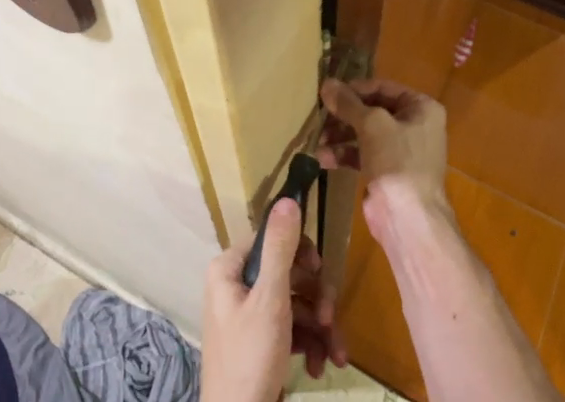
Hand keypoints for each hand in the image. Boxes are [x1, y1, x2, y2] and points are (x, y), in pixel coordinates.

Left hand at [202, 198, 346, 401]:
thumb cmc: (250, 357)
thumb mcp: (269, 300)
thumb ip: (280, 249)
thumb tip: (288, 198)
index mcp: (229, 270)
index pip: (270, 239)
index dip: (300, 252)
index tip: (321, 268)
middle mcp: (236, 287)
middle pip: (289, 274)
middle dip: (316, 299)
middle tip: (329, 318)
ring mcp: (249, 316)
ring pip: (296, 305)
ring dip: (320, 328)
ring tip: (334, 353)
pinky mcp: (261, 342)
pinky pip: (292, 330)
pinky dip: (310, 346)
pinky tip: (320, 366)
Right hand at [317, 79, 449, 228]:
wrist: (408, 218)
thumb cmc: (397, 160)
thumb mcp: (371, 124)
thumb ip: (348, 103)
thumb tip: (327, 83)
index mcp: (421, 108)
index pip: (383, 88)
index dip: (355, 89)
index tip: (329, 93)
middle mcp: (415, 126)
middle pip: (373, 111)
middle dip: (345, 115)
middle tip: (320, 116)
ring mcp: (401, 151)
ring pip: (365, 134)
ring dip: (340, 136)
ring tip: (318, 139)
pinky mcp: (386, 172)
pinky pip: (362, 155)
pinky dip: (344, 155)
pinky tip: (323, 159)